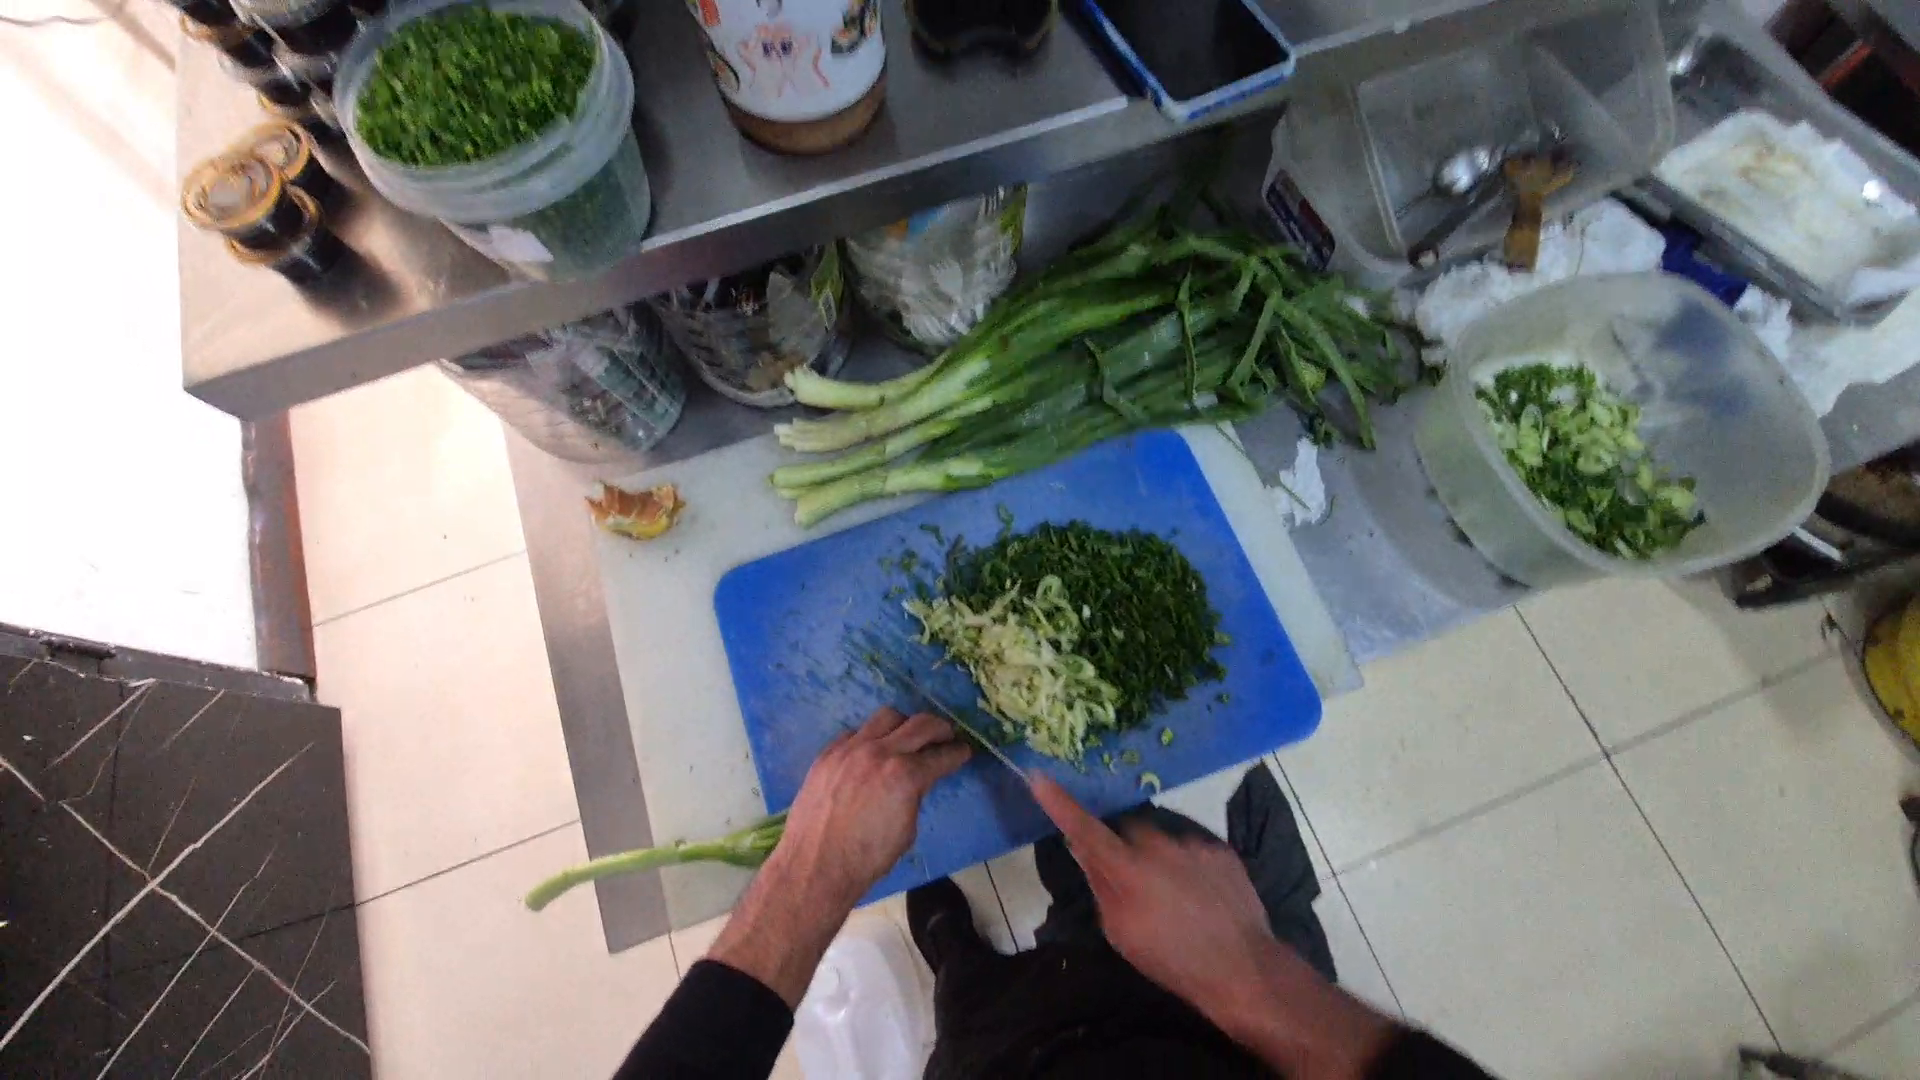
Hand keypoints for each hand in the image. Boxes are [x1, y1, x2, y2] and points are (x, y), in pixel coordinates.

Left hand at [771, 706, 971, 909]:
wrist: (814, 867)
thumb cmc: (866, 859)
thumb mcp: (907, 830)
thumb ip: (915, 795)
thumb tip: (916, 780)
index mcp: (905, 776)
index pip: (941, 755)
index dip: (958, 753)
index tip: (964, 751)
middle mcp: (880, 752)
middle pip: (920, 723)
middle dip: (940, 729)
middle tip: (946, 736)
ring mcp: (851, 748)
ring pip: (887, 716)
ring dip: (904, 724)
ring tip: (907, 737)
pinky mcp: (828, 752)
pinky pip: (856, 732)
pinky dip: (870, 737)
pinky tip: (871, 751)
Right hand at [1031, 775, 1395, 1078]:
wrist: (1244, 969)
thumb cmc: (1172, 959)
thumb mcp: (1120, 932)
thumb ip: (1100, 885)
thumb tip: (1084, 851)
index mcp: (1126, 867)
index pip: (1083, 827)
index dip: (1058, 802)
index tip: (1038, 776)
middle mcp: (1157, 843)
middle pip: (1127, 829)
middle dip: (1123, 845)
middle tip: (1131, 879)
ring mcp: (1192, 843)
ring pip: (1161, 838)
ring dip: (1158, 856)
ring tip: (1174, 895)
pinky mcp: (1220, 850)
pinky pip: (1191, 849)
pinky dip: (1188, 866)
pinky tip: (1199, 896)